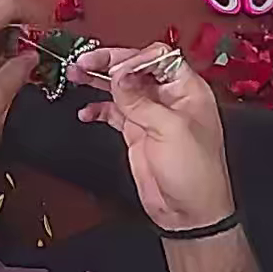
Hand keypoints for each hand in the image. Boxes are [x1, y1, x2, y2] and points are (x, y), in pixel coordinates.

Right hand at [70, 44, 233, 230]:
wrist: (189, 213)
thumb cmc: (196, 173)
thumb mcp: (170, 130)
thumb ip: (140, 100)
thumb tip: (118, 74)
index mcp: (186, 89)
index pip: (158, 58)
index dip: (134, 58)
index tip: (114, 69)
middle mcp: (168, 98)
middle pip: (135, 68)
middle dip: (109, 63)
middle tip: (84, 61)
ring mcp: (151, 114)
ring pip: (121, 88)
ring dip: (98, 80)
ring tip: (76, 74)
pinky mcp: (137, 132)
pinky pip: (113, 112)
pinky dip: (98, 109)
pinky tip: (86, 111)